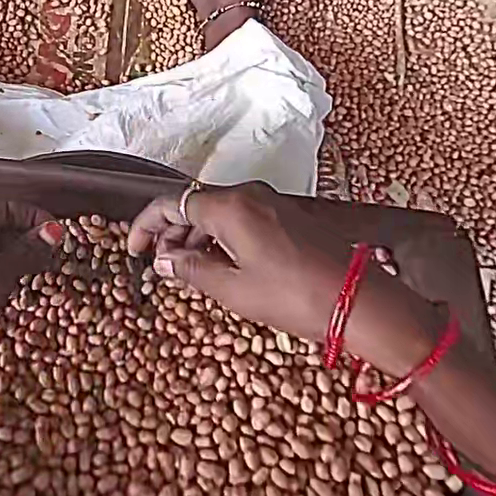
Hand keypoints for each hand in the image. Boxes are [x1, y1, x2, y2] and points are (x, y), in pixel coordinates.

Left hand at [0, 201, 59, 410]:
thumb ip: (25, 252)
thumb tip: (55, 230)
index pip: (2, 208)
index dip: (33, 217)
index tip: (59, 236)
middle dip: (27, 239)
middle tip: (55, 258)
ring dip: (17, 260)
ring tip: (42, 274)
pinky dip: (2, 277)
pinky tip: (17, 292)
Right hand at [127, 182, 444, 376]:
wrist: (362, 301)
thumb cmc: (294, 297)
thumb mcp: (233, 289)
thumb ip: (191, 269)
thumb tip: (163, 260)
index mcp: (229, 207)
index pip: (171, 204)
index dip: (145, 225)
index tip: (133, 250)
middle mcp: (248, 194)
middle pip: (193, 204)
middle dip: (170, 232)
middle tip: (158, 263)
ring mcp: (271, 202)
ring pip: (217, 211)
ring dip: (195, 236)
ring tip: (185, 269)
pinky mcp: (287, 215)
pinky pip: (240, 217)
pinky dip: (220, 236)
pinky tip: (219, 264)